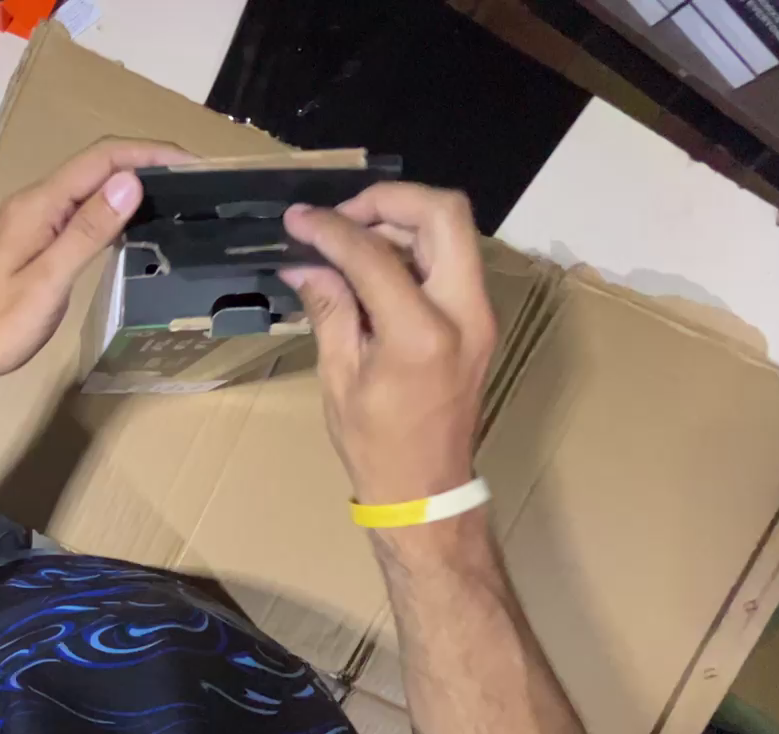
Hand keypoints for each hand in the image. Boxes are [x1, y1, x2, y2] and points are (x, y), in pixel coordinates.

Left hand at [0, 139, 194, 413]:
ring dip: (125, 189)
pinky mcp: (26, 245)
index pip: (99, 160)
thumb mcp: (48, 282)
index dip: (148, 154)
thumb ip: (87, 232)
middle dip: (142, 166)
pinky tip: (125, 230)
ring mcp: (26, 225)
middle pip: (93, 169)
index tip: (191, 164)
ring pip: (83, 192)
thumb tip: (129, 182)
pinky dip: (104, 215)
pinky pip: (72, 216)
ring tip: (168, 201)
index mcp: (36, 206)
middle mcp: (30, 205)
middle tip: (190, 183)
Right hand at [279, 183, 495, 507]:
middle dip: (387, 202)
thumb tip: (304, 266)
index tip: (298, 221)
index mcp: (419, 334)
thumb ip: (330, 311)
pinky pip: (451, 260)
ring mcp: (481, 312)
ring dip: (401, 221)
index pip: (375, 256)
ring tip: (349, 240)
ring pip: (453, 231)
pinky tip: (373, 265)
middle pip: (443, 214)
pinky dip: (413, 248)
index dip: (331, 230)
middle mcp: (464, 311)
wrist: (425, 487)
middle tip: (339, 217)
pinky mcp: (479, 318)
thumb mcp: (339, 378)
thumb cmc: (373, 444)